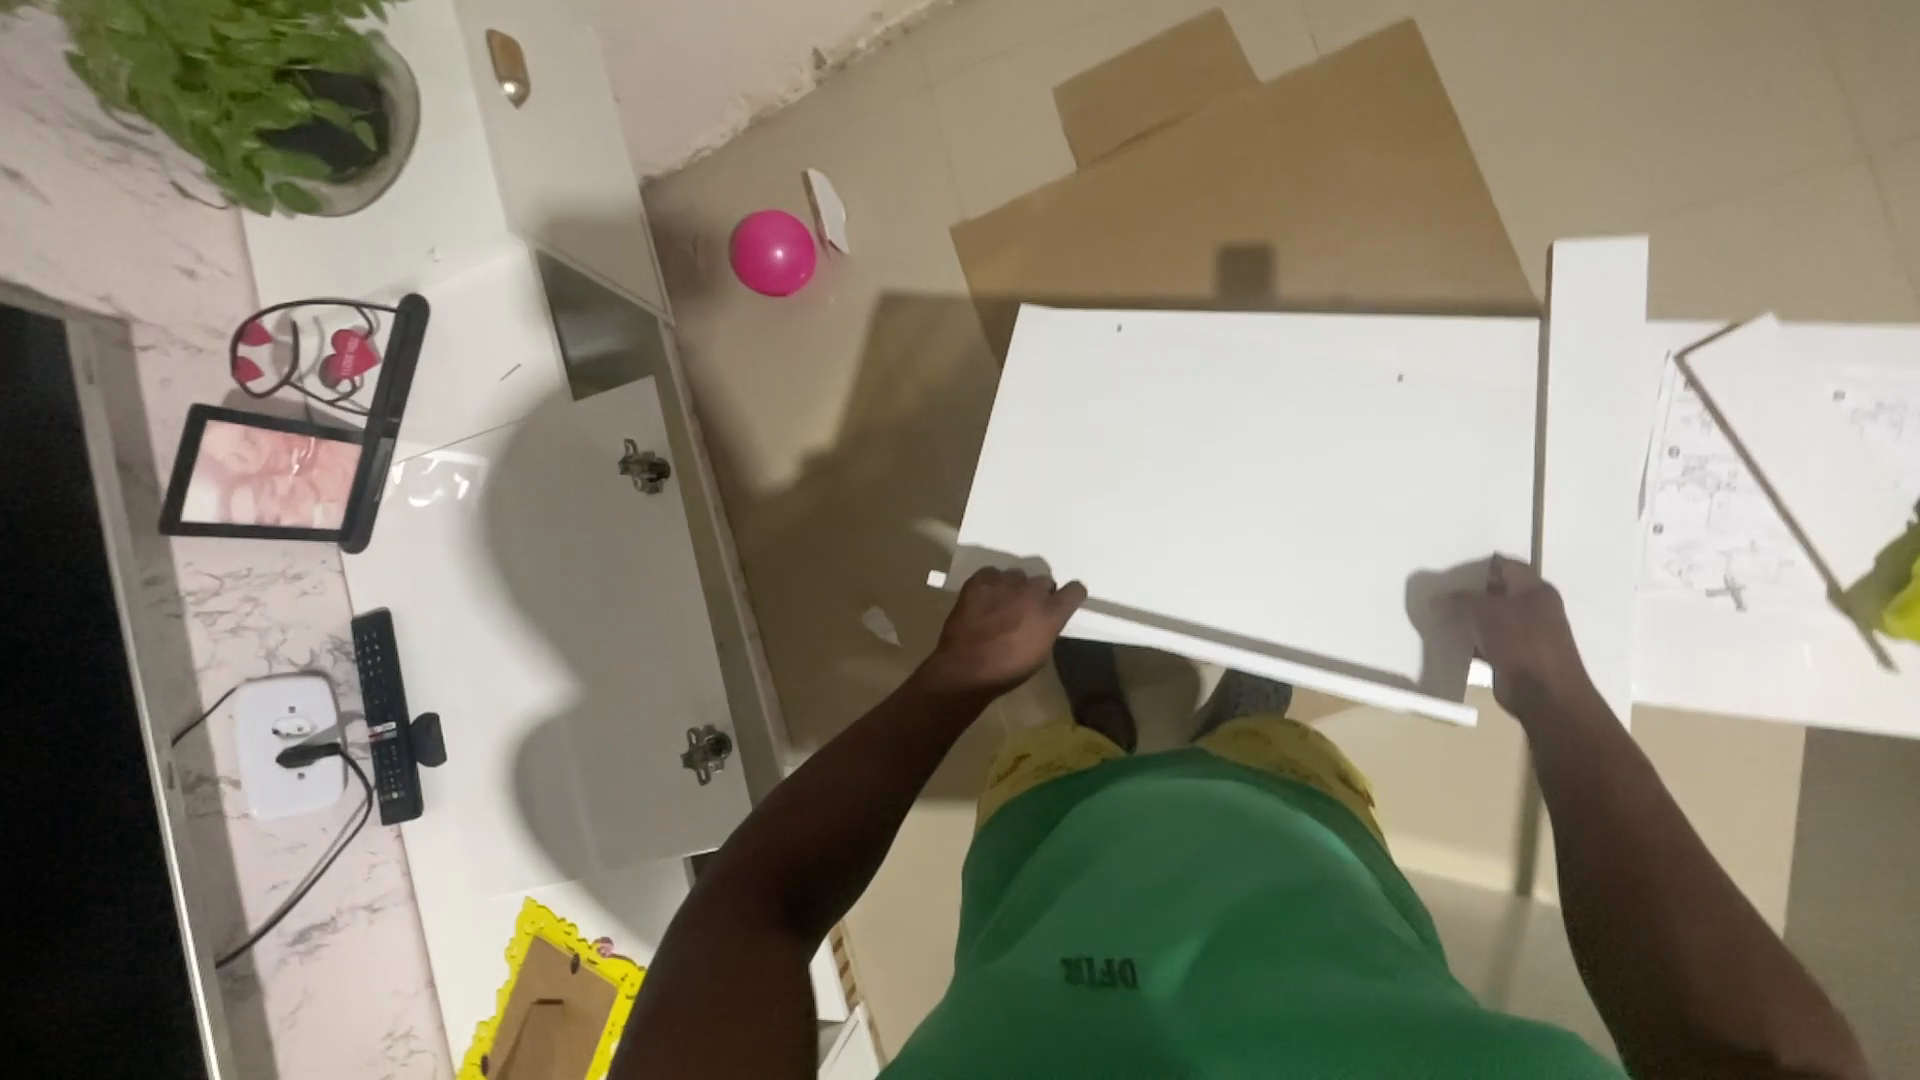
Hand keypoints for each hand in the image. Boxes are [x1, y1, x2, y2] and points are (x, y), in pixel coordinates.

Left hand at [917, 568, 1087, 700]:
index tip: (1063, 602)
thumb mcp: (1041, 653)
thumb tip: (1045, 618)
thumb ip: (1047, 628)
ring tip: (1001, 604)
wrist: (965, 668)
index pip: (1075, 589)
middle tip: (1025, 610)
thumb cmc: (1007, 670)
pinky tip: (984, 599)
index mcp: (1051, 612)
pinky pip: (993, 574)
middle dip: (1038, 594)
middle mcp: (1032, 591)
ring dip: (1015, 588)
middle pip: (1044, 581)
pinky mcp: (980, 580)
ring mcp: (1005, 582)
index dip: (1070, 595)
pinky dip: (991, 584)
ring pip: (1018, 576)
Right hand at [1451, 556, 1602, 722]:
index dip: (1480, 563)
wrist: (1544, 691)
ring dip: (1467, 616)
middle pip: (1497, 591)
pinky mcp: (1515, 656)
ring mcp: (1526, 633)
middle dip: (1469, 591)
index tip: (1451, 567)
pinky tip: (1449, 639)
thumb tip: (1437, 597)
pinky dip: (1470, 639)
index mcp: (1535, 590)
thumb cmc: (1520, 641)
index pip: (1507, 565)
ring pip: (1490, 617)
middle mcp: (1534, 608)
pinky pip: (1488, 640)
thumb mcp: (1483, 611)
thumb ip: (1458, 599)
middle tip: (1439, 589)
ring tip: (1438, 613)